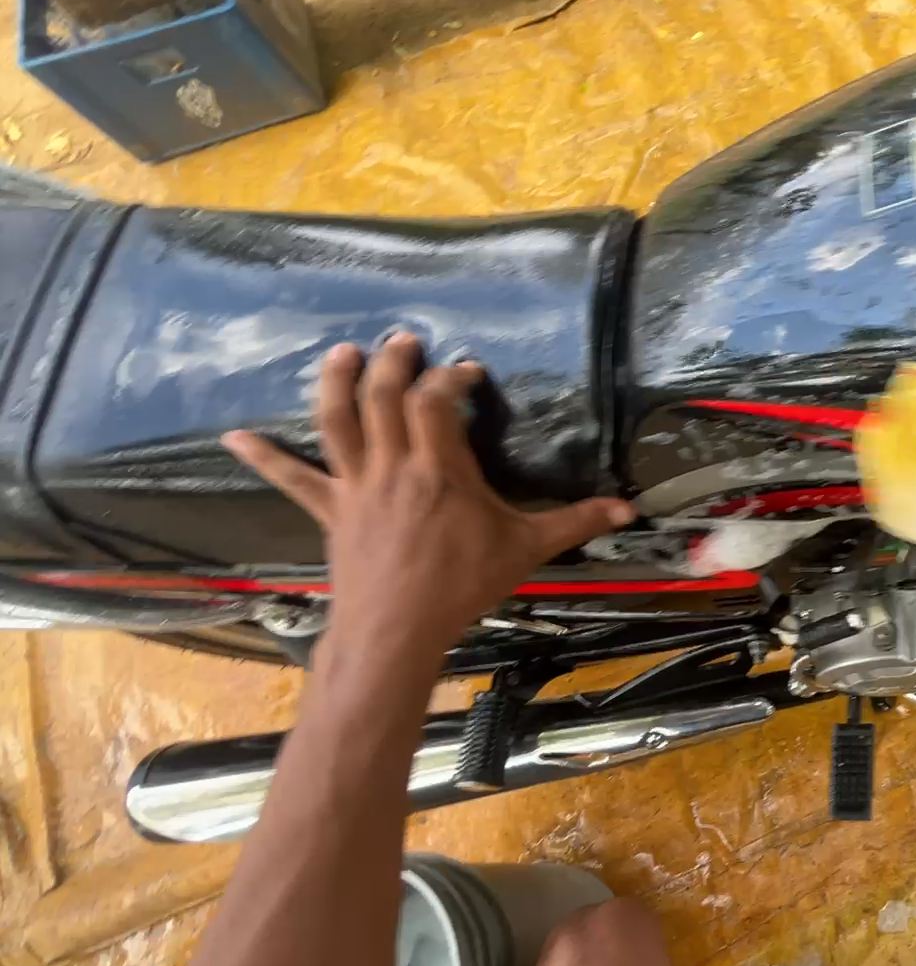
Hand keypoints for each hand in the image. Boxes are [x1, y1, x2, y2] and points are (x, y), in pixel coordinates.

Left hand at [222, 333, 635, 660]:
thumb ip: (577, 522)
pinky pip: (294, 477)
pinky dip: (264, 455)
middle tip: (405, 338)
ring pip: (336, 421)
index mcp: (440, 470)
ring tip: (345, 352)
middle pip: (382, 398)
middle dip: (393, 363)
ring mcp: (355, 485)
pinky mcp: (331, 509)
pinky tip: (235, 436)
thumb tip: (630, 509)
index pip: (436, 402)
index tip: (468, 370)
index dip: (450, 377)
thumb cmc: (465, 582)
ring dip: (337, 381)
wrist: (397, 627)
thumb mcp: (528, 548)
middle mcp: (392, 466)